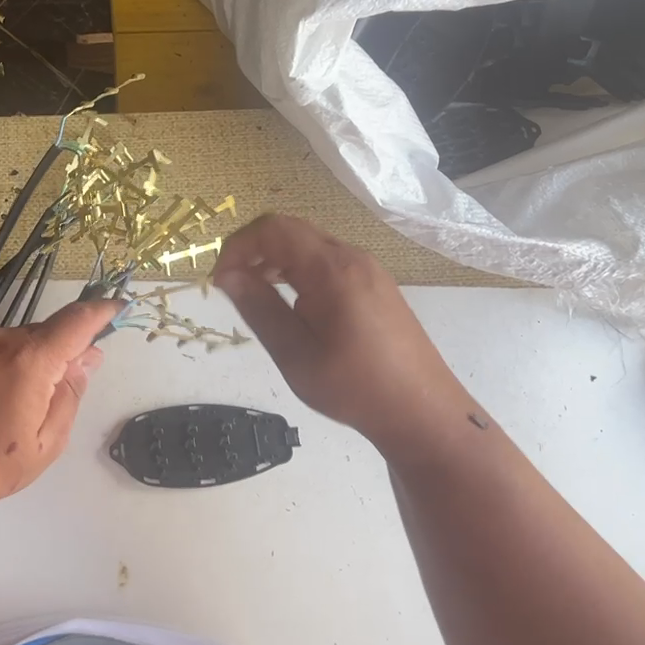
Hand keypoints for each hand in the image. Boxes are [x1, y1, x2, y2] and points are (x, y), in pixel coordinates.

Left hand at [0, 300, 121, 521]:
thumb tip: (88, 356)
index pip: (76, 321)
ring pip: (12, 341)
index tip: (118, 305)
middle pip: (42, 334)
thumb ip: (71, 392)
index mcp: (29, 360)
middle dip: (57, 353)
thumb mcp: (48, 440)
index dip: (101, 311)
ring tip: (8, 405)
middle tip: (53, 391)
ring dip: (22, 360)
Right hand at [211, 214, 474, 457]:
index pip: (272, 230)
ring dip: (274, 259)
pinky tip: (292, 303)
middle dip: (253, 250)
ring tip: (257, 295)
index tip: (220, 282)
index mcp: (332, 269)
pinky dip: (298, 269)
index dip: (237, 246)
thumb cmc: (355, 387)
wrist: (424, 414)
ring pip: (309, 244)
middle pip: (290, 229)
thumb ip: (258, 308)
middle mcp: (352, 258)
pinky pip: (327, 259)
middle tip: (233, 285)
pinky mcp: (376, 285)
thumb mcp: (294, 353)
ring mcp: (368, 270)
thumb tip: (227, 276)